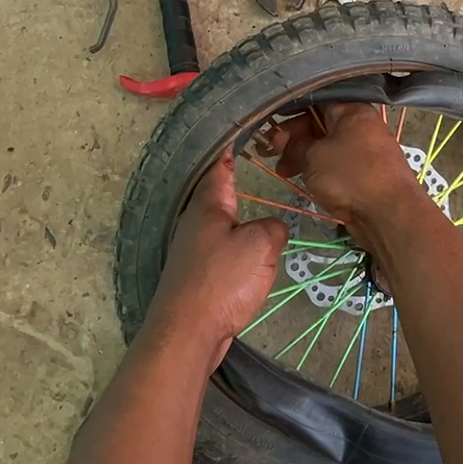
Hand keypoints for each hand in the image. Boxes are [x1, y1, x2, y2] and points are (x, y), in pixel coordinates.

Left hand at [144, 151, 288, 359]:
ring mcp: (193, 250)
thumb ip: (275, 228)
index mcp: (208, 205)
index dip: (232, 148)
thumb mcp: (261, 245)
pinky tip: (249, 254)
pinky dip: (237, 245)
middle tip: (263, 170)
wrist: (187, 333)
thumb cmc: (222, 280)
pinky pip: (220, 249)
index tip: (243, 131)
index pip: (220, 166)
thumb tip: (274, 230)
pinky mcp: (196, 275)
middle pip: (217, 194)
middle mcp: (195, 222)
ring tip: (262, 212)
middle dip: (237, 181)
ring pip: (220, 224)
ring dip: (239, 217)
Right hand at [264, 103, 433, 252]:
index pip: (316, 101)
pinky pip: (336, 163)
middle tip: (270, 151)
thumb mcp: (314, 157)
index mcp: (353, 111)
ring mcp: (365, 150)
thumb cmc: (351, 176)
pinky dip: (318, 168)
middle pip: (321, 124)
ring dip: (303, 156)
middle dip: (294, 138)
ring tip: (282, 170)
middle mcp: (361, 126)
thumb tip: (282, 139)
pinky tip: (301, 179)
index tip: (271, 128)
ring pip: (327, 146)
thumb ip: (294, 145)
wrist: (390, 214)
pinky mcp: (365, 172)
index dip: (291, 114)